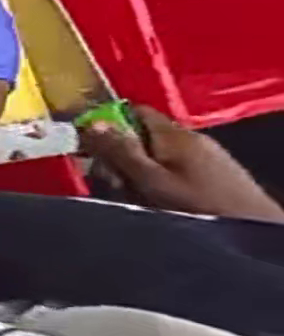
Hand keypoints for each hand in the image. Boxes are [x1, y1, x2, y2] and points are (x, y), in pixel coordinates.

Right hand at [81, 107, 283, 222]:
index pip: (136, 111)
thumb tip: (92, 123)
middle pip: (139, 134)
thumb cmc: (195, 201)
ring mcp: (202, 153)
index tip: (85, 140)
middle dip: (115, 152)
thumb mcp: (147, 177)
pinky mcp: (208, 169)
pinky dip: (149, 174)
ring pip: (150, 151)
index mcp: (175, 136)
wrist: (251, 224)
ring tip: (129, 190)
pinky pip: (166, 163)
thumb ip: (118, 150)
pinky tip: (148, 193)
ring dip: (130, 167)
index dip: (107, 120)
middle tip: (109, 177)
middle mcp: (190, 138)